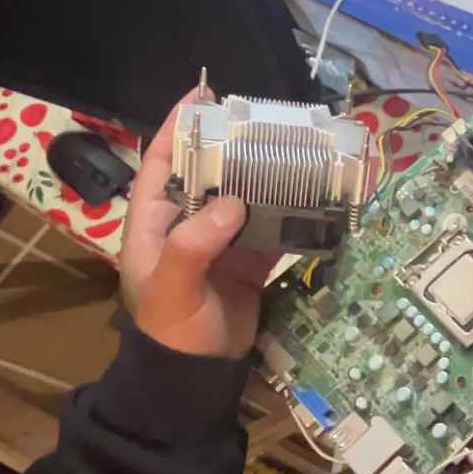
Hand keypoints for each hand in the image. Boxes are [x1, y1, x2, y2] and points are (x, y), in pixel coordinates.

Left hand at [119, 90, 281, 357]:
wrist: (197, 377)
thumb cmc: (172, 330)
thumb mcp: (173, 288)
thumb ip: (194, 245)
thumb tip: (234, 204)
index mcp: (157, 222)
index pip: (162, 163)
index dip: (177, 127)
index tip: (202, 96)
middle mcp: (190, 224)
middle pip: (213, 174)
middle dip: (237, 148)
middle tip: (269, 124)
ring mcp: (224, 241)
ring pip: (248, 198)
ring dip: (271, 178)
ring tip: (299, 154)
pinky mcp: (253, 259)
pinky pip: (274, 228)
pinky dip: (294, 215)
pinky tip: (315, 200)